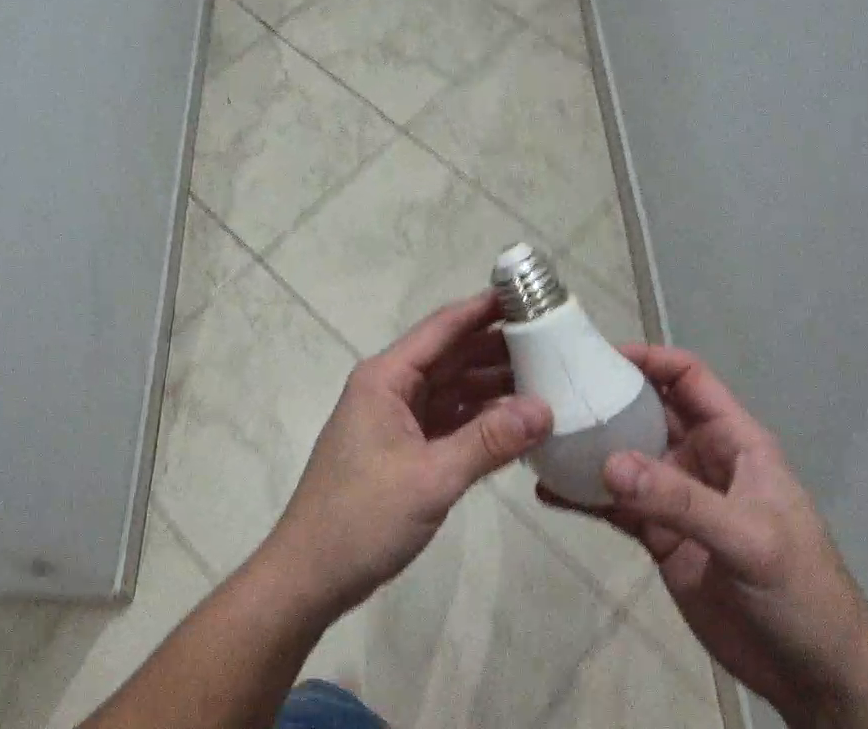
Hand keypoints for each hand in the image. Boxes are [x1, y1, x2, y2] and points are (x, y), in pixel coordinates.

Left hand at [254, 293, 553, 616]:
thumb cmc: (362, 517)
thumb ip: (488, 442)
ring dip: (493, 386)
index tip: (529, 293)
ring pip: (452, 390)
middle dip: (498, 347)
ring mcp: (395, 420)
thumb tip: (545, 408)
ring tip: (550, 378)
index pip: (442, 329)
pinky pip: (449, 422)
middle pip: (450, 356)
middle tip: (556, 340)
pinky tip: (519, 423)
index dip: (484, 309)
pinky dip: (481, 421)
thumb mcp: (431, 478)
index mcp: (386, 378)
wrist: (311, 573)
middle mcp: (390, 389)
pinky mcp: (402, 450)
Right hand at [539, 346, 867, 727]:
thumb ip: (680, 500)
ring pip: (624, 457)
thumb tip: (607, 463)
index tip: (597, 355)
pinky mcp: (659, 537)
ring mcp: (677, 499)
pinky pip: (614, 505)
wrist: (814, 676)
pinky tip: (547, 491)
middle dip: (604, 397)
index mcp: (736, 443)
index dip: (649, 360)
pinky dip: (582, 497)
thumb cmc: (802, 593)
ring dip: (587, 447)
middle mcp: (702, 460)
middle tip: (550, 391)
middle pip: (646, 412)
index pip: (690, 380)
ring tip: (539, 437)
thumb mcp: (749, 539)